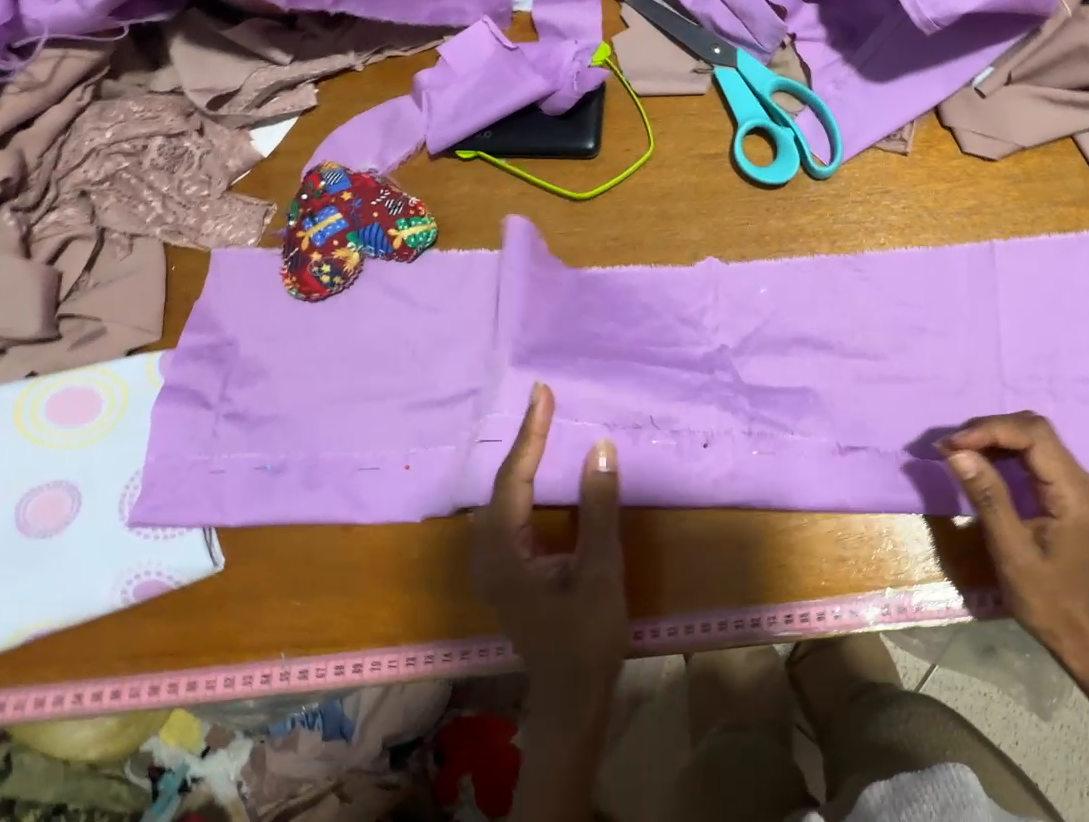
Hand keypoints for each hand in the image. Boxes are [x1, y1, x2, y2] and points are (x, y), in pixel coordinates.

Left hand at [472, 383, 627, 702]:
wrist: (573, 696)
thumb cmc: (587, 636)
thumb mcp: (600, 569)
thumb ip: (598, 508)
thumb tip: (600, 448)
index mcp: (504, 552)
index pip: (515, 478)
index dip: (531, 433)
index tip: (542, 393)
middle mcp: (488, 554)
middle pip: (503, 484)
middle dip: (524, 441)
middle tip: (545, 402)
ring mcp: (495, 565)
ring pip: (504, 500)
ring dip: (524, 462)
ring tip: (543, 426)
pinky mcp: (508, 572)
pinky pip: (513, 515)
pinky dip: (527, 486)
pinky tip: (542, 477)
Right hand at [939, 412, 1088, 672]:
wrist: (1080, 630)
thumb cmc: (1046, 598)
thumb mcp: (1010, 552)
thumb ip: (988, 497)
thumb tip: (958, 454)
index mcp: (1073, 491)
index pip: (1034, 435)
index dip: (991, 430)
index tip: (953, 444)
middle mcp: (1081, 478)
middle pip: (1035, 429)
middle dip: (990, 429)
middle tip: (950, 445)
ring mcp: (1077, 483)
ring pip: (1034, 438)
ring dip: (995, 437)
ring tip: (958, 450)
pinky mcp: (1066, 491)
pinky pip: (1034, 456)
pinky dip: (1004, 452)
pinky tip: (979, 462)